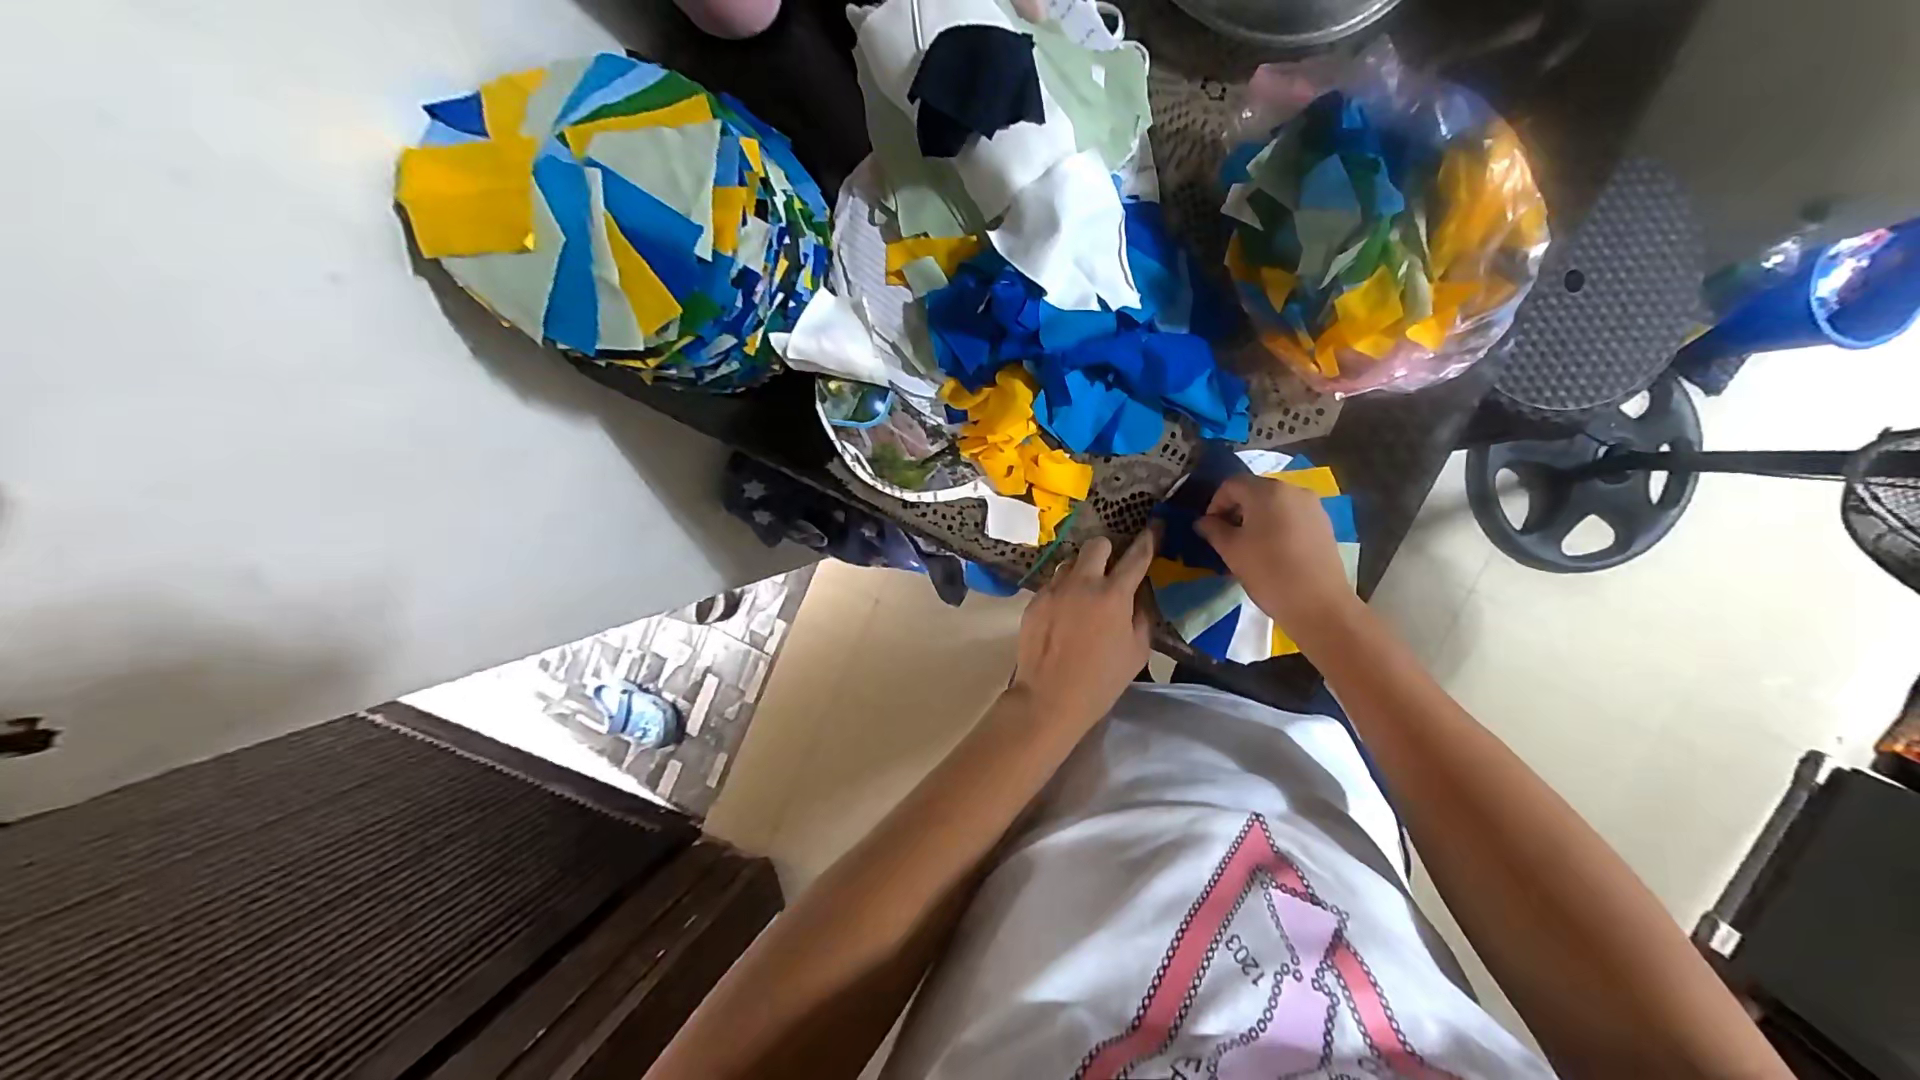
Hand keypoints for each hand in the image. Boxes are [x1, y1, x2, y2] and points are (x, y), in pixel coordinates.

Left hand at [1009, 530, 1154, 731]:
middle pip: (1096, 545)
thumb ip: (1141, 615)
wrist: (1049, 697)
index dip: (1148, 539)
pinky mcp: (1034, 601)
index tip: (1154, 527)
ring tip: (1085, 591)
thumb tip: (1139, 594)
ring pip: (1070, 562)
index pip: (1136, 557)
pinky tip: (1065, 612)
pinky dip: (1063, 590)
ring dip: (1082, 570)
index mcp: (1113, 595)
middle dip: (1108, 550)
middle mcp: (1082, 583)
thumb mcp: (1137, 651)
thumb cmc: (1101, 680)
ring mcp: (1054, 589)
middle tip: (1111, 567)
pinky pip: (1053, 584)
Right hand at [1193, 473, 1356, 637]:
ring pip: (1275, 503)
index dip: (1215, 504)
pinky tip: (1273, 551)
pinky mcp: (1324, 524)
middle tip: (1227, 537)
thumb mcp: (1231, 550)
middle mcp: (1293, 490)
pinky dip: (1277, 525)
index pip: (1231, 484)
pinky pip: (1292, 515)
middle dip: (1236, 509)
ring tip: (1250, 546)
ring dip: (1256, 518)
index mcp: (1267, 491)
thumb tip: (1204, 522)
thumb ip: (1213, 530)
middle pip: (1255, 490)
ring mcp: (1313, 506)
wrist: (1319, 604)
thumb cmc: (1268, 572)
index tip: (1211, 529)